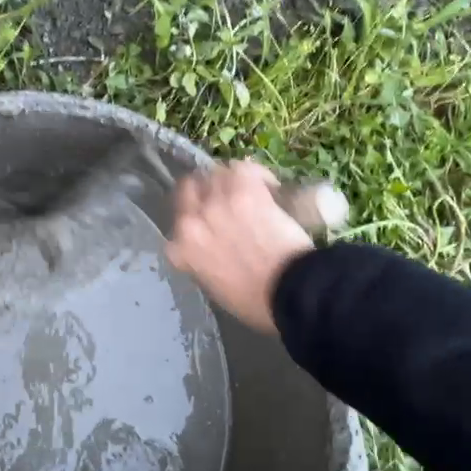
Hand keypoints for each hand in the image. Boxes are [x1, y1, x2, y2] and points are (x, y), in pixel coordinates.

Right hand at [165, 160, 313, 335]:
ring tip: (248, 191)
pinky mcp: (244, 189)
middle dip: (204, 192)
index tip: (210, 228)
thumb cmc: (256, 302)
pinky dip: (254, 174)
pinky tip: (266, 185)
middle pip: (188, 189)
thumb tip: (211, 252)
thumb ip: (203, 263)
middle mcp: (192, 220)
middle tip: (224, 201)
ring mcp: (217, 202)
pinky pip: (242, 167)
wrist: (292, 292)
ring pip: (214, 174)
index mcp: (181, 249)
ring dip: (228, 182)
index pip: (178, 225)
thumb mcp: (215, 287)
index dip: (195, 222)